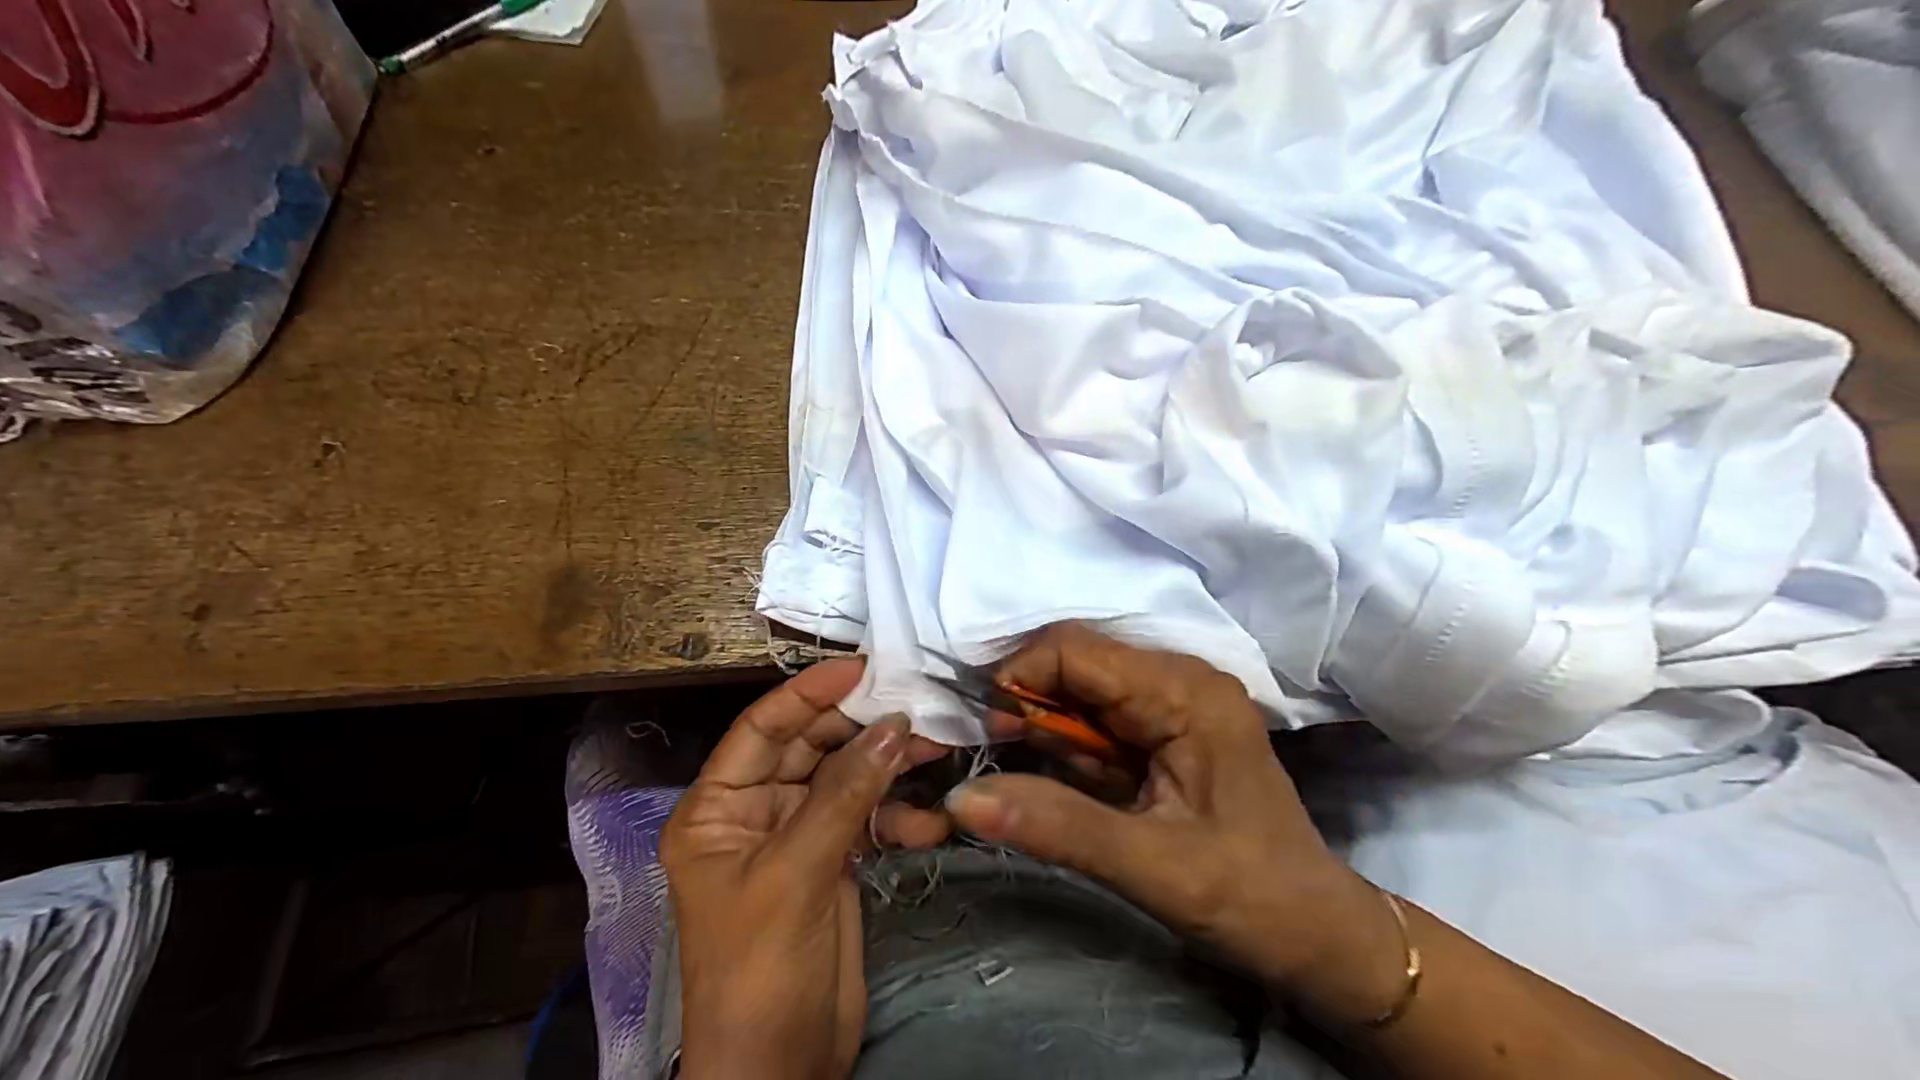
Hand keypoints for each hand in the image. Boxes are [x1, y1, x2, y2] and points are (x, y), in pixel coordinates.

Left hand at [662, 659, 949, 1079]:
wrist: (781, 1068)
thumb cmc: (761, 967)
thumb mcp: (796, 873)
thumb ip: (845, 794)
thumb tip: (893, 724)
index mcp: (719, 807)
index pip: (763, 728)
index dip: (809, 692)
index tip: (862, 667)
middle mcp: (756, 810)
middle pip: (813, 747)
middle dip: (863, 728)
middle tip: (918, 708)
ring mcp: (799, 834)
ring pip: (847, 778)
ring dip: (890, 767)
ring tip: (937, 751)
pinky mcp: (834, 859)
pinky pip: (869, 817)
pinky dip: (899, 816)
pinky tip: (931, 823)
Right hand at [945, 623, 1407, 1024]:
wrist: (1317, 934)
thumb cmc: (1252, 898)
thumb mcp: (1153, 868)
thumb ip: (1057, 825)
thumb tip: (962, 798)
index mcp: (1184, 692)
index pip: (1073, 649)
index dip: (1020, 680)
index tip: (995, 737)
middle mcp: (1178, 678)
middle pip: (1074, 663)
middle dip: (1034, 710)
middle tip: (1019, 768)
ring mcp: (1173, 700)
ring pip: (1079, 690)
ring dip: (1054, 734)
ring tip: (1079, 790)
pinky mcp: (1164, 726)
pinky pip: (1096, 718)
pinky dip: (1074, 749)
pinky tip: (1094, 788)